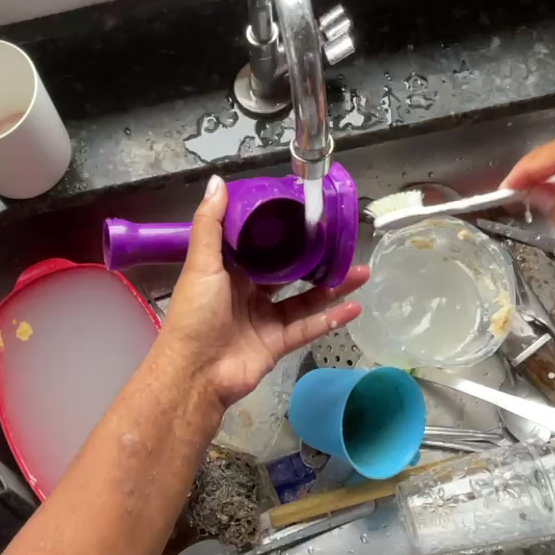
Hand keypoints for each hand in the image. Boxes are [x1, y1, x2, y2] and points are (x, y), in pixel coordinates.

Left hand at [158, 175, 367, 407]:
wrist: (194, 373)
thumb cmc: (194, 314)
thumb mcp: (200, 264)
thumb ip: (211, 224)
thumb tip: (218, 181)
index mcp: (228, 271)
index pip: (259, 245)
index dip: (281, 231)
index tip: (306, 214)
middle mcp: (248, 292)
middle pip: (288, 271)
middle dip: (314, 259)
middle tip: (342, 242)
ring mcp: (265, 319)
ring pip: (304, 299)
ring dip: (332, 287)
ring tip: (360, 271)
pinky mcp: (277, 344)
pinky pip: (308, 328)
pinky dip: (331, 319)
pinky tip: (355, 306)